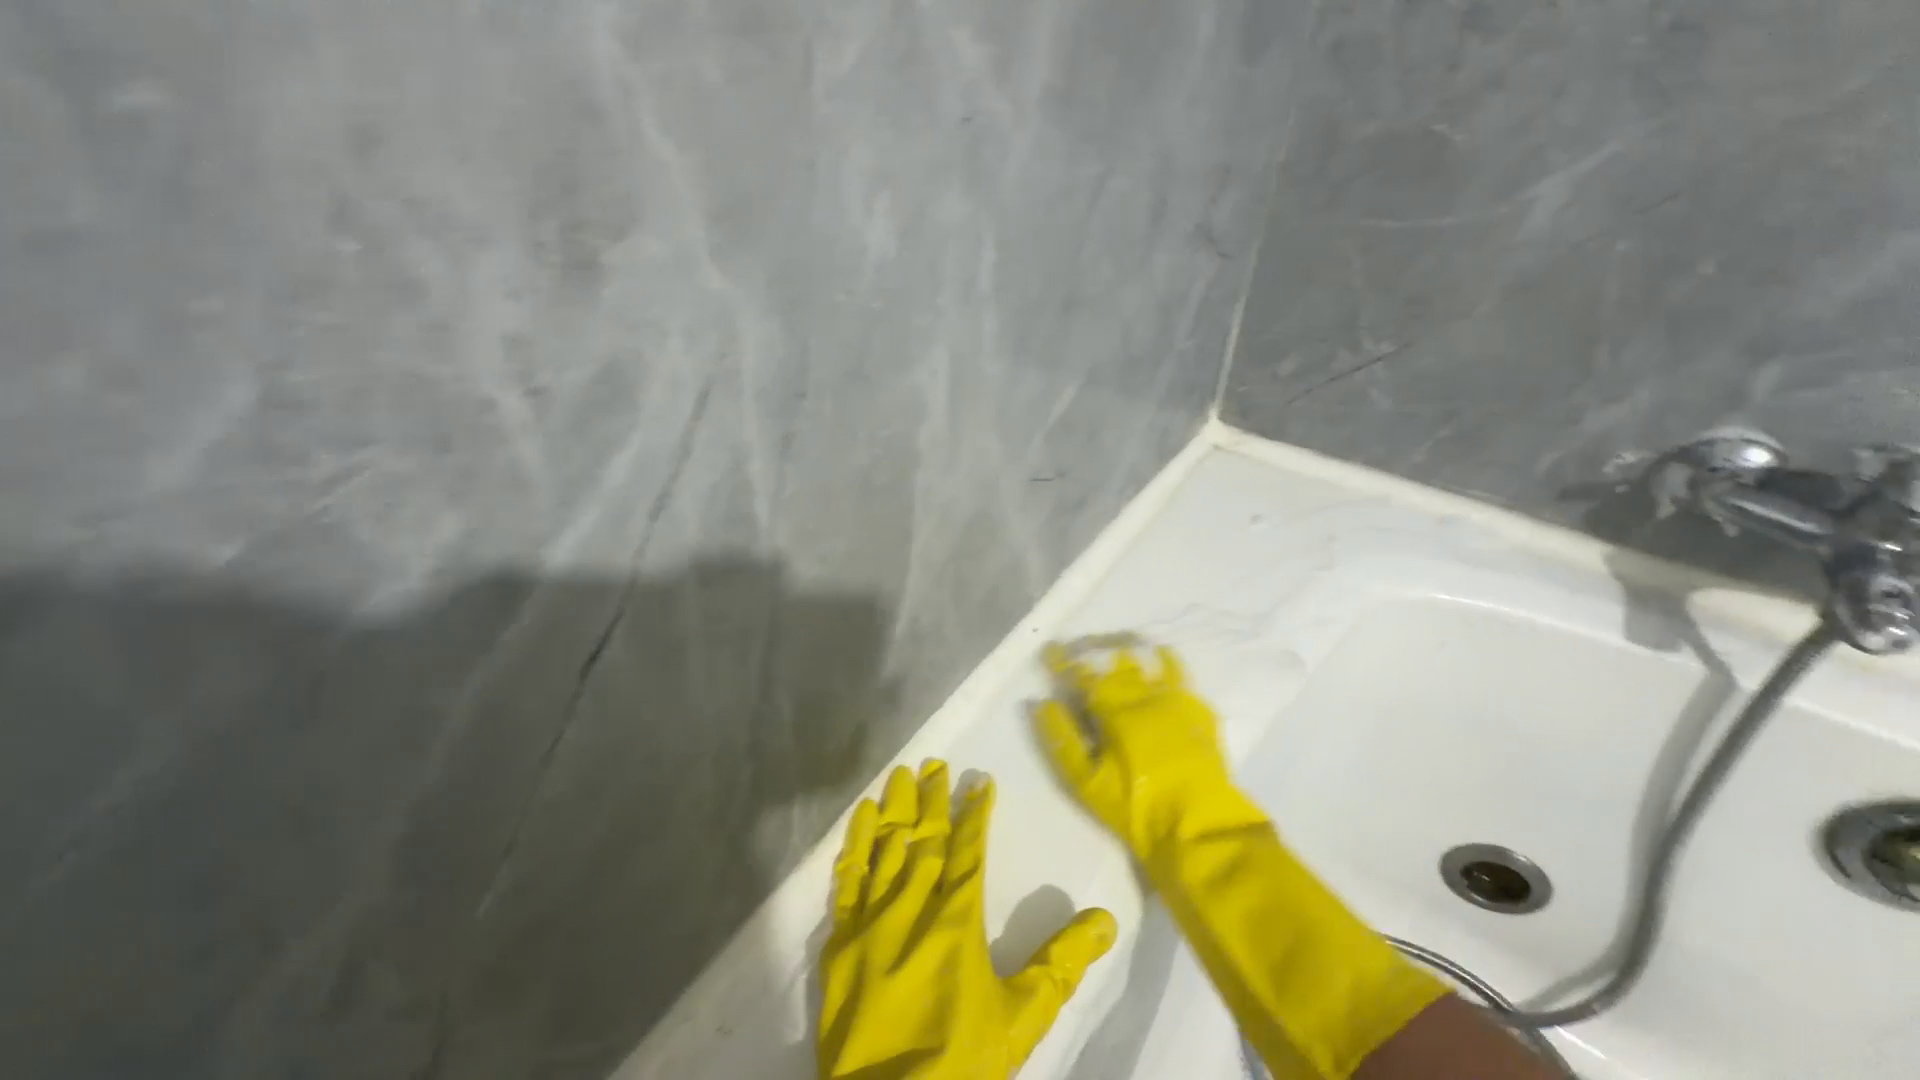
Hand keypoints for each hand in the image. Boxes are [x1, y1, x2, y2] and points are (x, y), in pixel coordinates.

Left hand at [816, 761, 1117, 1079]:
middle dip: (932, 801)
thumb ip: (1063, 964)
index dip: (975, 814)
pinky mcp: (839, 943)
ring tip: (902, 776)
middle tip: (936, 765)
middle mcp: (911, 910)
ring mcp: (871, 923)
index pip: (968, 853)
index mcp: (957, 922)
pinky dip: (856, 846)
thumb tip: (1105, 919)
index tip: (979, 781)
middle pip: (924, 842)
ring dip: (896, 811)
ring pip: (885, 851)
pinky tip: (862, 820)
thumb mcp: (1024, 1018)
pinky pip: (846, 882)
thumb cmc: (961, 1061)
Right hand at [1033, 643, 1243, 865]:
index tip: (1049, 650)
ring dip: (1129, 649)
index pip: (1083, 676)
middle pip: (1116, 661)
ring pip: (1149, 661)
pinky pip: (1180, 674)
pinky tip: (1159, 656)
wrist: (1198, 826)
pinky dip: (1165, 660)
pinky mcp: (1199, 712)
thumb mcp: (1086, 782)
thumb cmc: (1135, 808)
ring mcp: (1177, 701)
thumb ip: (1062, 740)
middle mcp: (1147, 696)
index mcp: (1116, 711)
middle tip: (1077, 645)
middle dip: (1093, 650)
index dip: (1063, 661)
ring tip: (1115, 642)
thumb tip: (1042, 703)